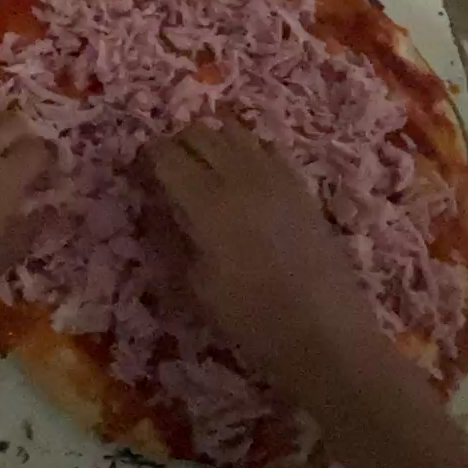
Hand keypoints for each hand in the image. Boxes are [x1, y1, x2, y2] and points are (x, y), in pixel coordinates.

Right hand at [143, 120, 367, 359]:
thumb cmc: (252, 319)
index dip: (147, 157)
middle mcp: (238, 176)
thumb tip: (159, 207)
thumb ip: (173, 237)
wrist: (327, 337)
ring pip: (232, 131)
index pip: (165, 155)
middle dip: (176, 144)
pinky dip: (247, 149)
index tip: (140, 171)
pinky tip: (244, 173)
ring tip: (206, 166)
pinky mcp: (300, 185)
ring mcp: (274, 176)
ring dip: (212, 140)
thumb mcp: (196, 286)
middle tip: (169, 168)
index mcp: (206, 201)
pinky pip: (266, 147)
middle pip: (198, 132)